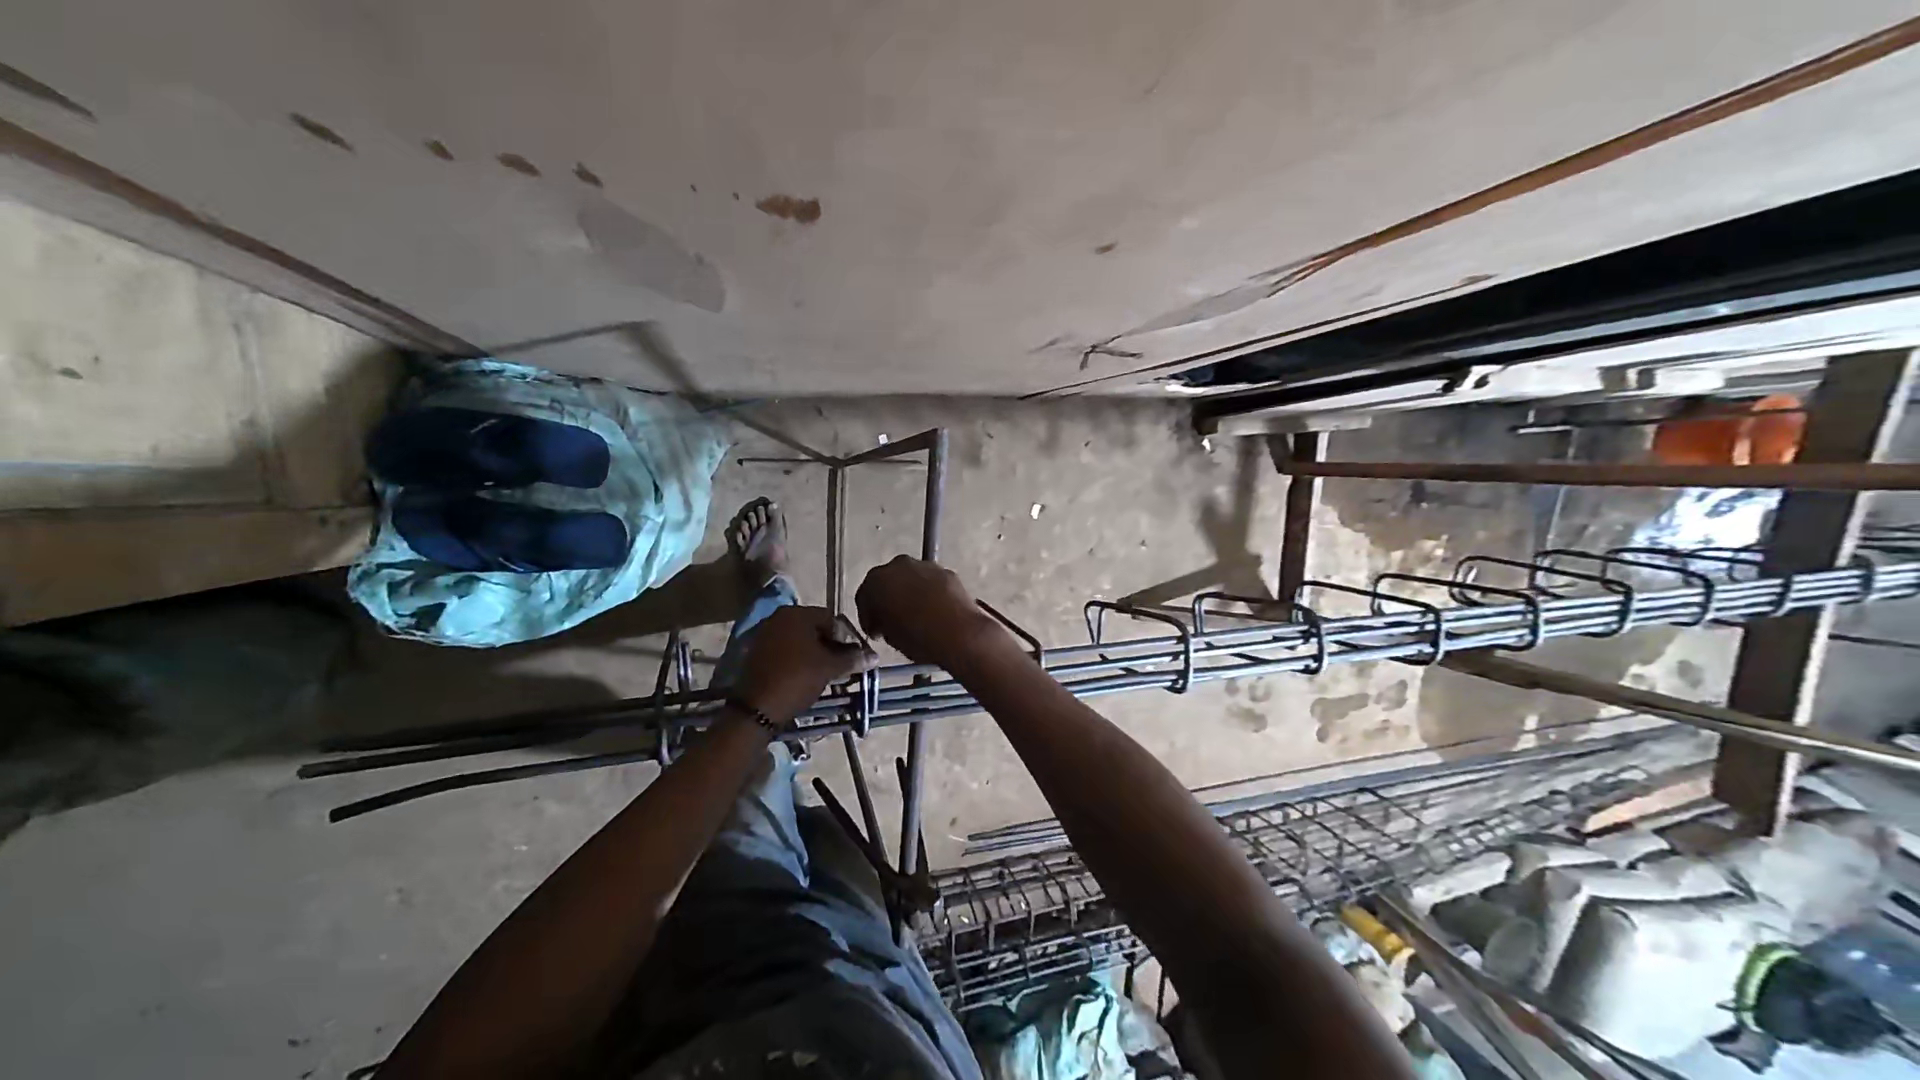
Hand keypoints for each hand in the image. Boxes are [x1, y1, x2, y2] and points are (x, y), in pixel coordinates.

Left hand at [732, 606, 873, 721]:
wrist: (757, 708)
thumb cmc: (797, 679)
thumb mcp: (829, 668)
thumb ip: (853, 658)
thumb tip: (874, 656)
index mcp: (796, 614)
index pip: (831, 618)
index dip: (847, 637)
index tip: (853, 657)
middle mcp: (778, 618)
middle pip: (815, 628)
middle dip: (831, 646)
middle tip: (842, 666)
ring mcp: (765, 634)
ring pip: (800, 641)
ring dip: (816, 654)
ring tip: (827, 674)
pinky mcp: (758, 652)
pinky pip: (786, 650)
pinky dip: (799, 660)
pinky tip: (807, 676)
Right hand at [855, 555, 1005, 666]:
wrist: (957, 633)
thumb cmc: (917, 637)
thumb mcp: (889, 636)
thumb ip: (882, 623)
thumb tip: (885, 624)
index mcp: (875, 581)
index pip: (864, 596)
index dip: (868, 615)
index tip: (875, 629)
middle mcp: (898, 565)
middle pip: (888, 581)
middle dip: (889, 598)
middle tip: (894, 620)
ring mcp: (924, 565)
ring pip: (911, 578)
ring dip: (911, 592)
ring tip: (918, 616)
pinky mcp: (946, 571)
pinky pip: (932, 581)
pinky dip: (931, 592)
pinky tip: (936, 610)